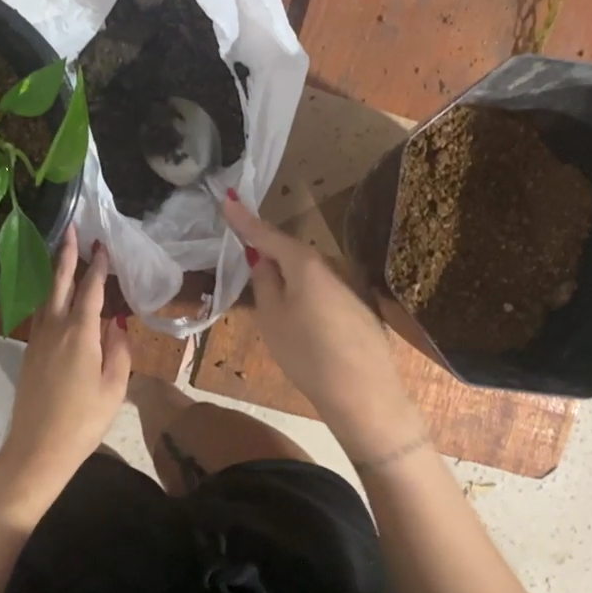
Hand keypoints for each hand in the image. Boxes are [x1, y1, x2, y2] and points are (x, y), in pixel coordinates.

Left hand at [0, 227, 132, 482]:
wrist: (38, 448)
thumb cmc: (83, 420)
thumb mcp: (114, 387)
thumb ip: (118, 351)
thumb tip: (116, 323)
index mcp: (80, 334)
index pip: (90, 290)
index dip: (98, 266)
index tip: (103, 244)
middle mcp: (55, 329)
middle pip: (61, 284)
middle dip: (68, 255)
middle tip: (73, 229)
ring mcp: (38, 340)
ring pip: (48, 297)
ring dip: (57, 274)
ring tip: (64, 255)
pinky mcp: (29, 353)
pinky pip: (42, 314)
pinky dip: (51, 297)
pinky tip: (57, 297)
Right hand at [221, 196, 408, 425]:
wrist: (363, 392)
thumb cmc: (307, 355)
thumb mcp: (272, 319)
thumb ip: (264, 282)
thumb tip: (262, 259)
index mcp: (305, 263)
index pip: (268, 234)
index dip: (245, 220)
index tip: (228, 199)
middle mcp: (331, 265)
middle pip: (292, 253)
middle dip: (269, 254)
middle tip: (245, 260)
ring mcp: (350, 285)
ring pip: (309, 274)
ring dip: (289, 279)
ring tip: (272, 303)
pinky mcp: (360, 306)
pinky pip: (324, 290)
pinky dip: (307, 295)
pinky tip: (301, 321)